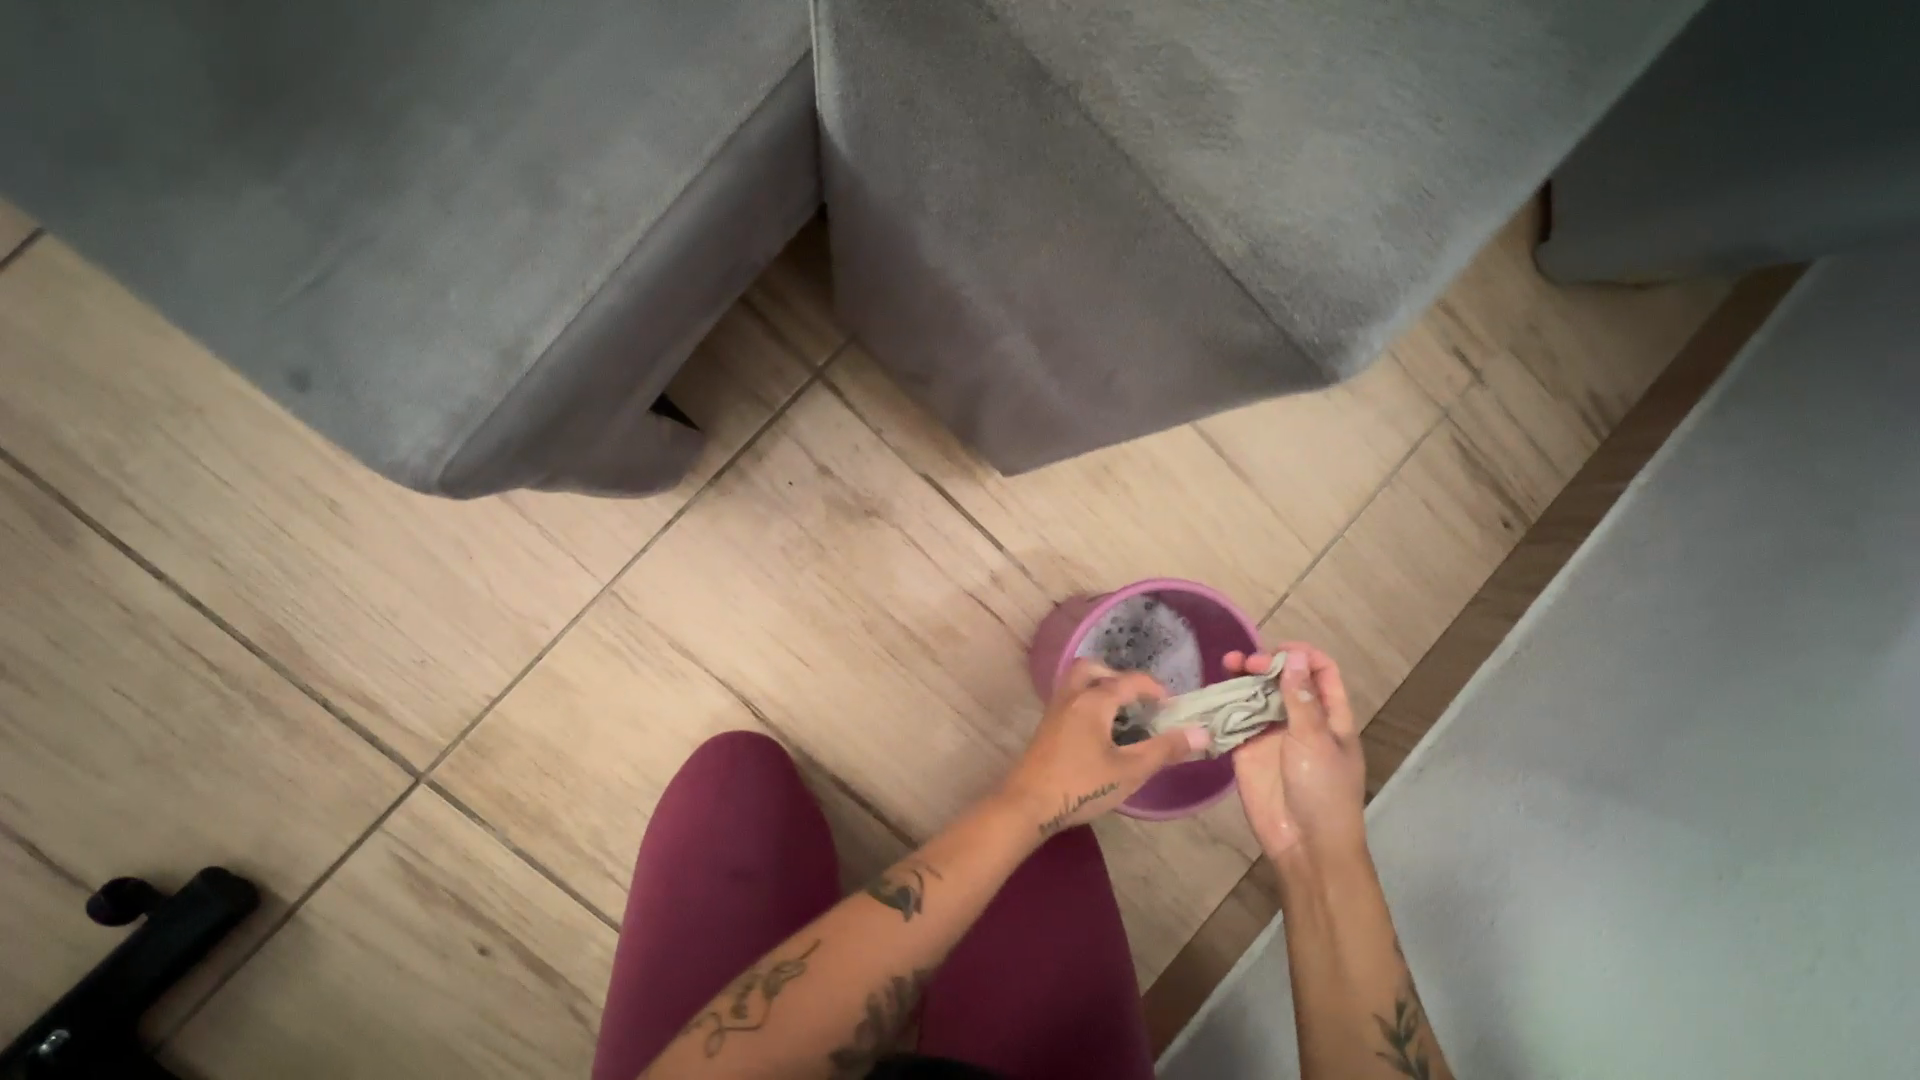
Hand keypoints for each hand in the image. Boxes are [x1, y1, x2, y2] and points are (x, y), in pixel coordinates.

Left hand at [997, 659, 1208, 839]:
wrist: (1027, 804)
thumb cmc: (1081, 785)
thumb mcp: (1130, 771)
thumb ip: (1164, 749)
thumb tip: (1201, 733)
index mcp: (1094, 701)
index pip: (1129, 681)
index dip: (1154, 689)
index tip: (1172, 705)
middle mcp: (1071, 696)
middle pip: (1093, 668)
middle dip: (1118, 677)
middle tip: (1137, 700)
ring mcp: (1054, 711)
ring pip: (1076, 682)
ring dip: (1099, 687)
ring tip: (1120, 713)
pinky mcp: (1046, 727)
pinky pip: (1069, 699)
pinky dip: (1087, 701)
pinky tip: (1099, 731)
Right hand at [1223, 644, 1367, 871]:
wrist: (1305, 843)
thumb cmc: (1323, 790)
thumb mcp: (1315, 740)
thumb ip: (1301, 699)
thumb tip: (1295, 658)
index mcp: (1329, 716)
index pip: (1321, 672)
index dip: (1302, 656)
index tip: (1278, 651)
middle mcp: (1300, 719)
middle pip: (1283, 679)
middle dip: (1265, 664)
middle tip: (1245, 663)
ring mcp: (1272, 734)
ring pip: (1256, 695)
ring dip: (1242, 678)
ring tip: (1226, 665)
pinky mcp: (1247, 749)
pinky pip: (1234, 719)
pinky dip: (1224, 703)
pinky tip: (1213, 692)